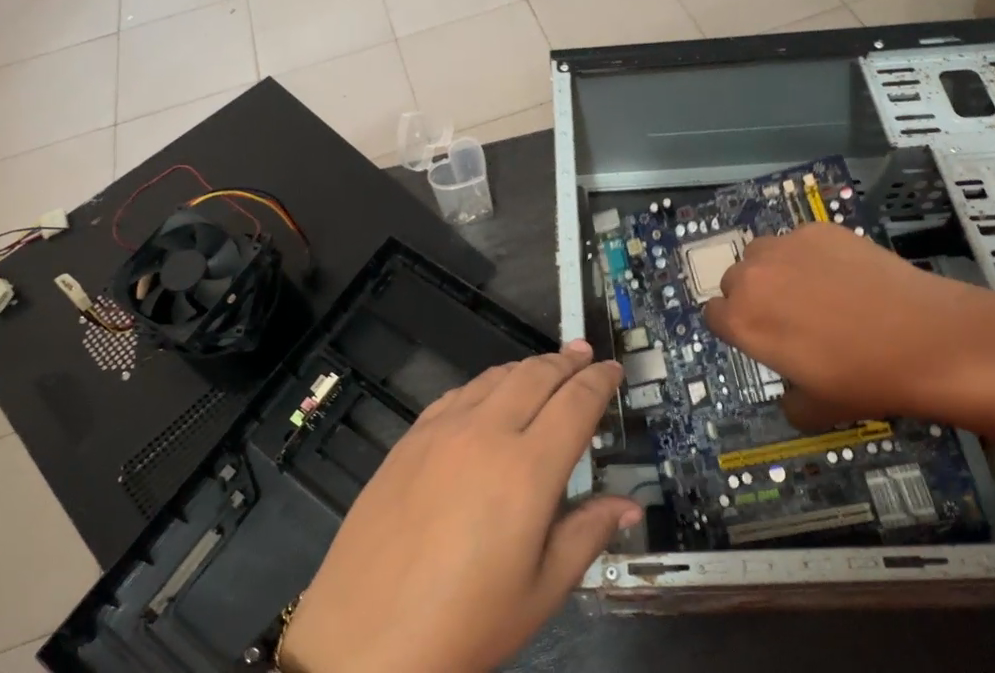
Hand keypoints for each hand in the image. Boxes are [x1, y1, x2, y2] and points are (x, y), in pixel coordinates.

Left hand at [279, 340, 637, 672]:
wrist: (365, 639)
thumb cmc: (466, 622)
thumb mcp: (541, 590)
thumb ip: (587, 534)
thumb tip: (629, 504)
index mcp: (527, 469)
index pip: (575, 404)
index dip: (599, 382)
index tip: (614, 369)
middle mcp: (484, 435)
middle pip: (535, 377)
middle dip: (566, 361)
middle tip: (585, 354)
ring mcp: (440, 433)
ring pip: (493, 379)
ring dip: (527, 368)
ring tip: (546, 368)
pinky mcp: (407, 442)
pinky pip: (455, 396)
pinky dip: (484, 386)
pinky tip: (487, 397)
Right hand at [704, 222, 978, 427]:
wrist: (927, 338)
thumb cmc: (864, 379)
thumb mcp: (818, 410)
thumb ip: (789, 401)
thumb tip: (790, 395)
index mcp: (742, 321)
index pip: (713, 315)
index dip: (734, 327)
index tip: (758, 337)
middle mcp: (753, 277)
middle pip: (735, 280)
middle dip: (753, 296)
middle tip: (789, 317)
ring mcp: (787, 246)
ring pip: (764, 253)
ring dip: (775, 270)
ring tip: (814, 290)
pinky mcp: (821, 229)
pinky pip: (801, 240)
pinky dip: (812, 254)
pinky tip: (846, 276)